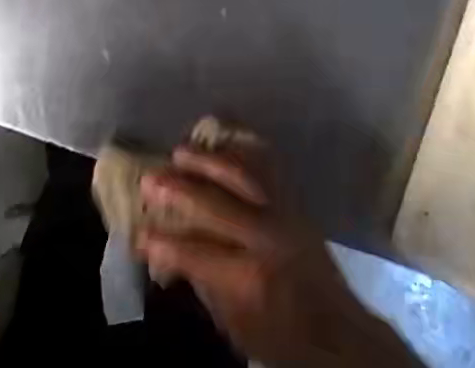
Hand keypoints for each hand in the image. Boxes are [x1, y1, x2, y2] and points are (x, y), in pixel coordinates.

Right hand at [135, 137, 421, 367]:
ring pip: (242, 173)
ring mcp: (284, 213)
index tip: (138, 233)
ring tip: (180, 150)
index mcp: (247, 277)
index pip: (193, 252)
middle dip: (178, 188)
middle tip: (149, 177)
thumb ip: (201, 282)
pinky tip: (223, 140)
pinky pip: (268, 165)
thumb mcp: (233, 324)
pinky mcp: (296, 201)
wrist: (337, 328)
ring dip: (207, 159)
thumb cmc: (279, 334)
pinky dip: (242, 150)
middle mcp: (266, 238)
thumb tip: (168, 252)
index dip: (161, 242)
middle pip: (215, 203)